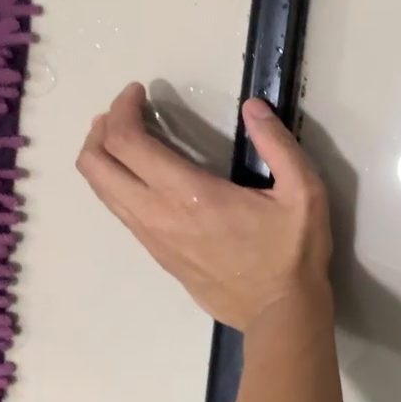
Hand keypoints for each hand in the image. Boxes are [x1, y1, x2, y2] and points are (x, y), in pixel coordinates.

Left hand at [76, 84, 331, 330]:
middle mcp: (155, 214)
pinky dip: (117, 182)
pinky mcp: (157, 254)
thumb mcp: (304, 192)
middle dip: (100, 128)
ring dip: (102, 156)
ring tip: (125, 139)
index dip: (122, 110)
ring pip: (100, 190)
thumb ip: (278, 146)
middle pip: (96, 164)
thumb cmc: (294, 249)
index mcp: (188, 193)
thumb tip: (253, 108)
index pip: (128, 142)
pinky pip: (118, 210)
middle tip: (123, 111)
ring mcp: (151, 237)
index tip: (137, 92)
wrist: (280, 309)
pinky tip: (143, 178)